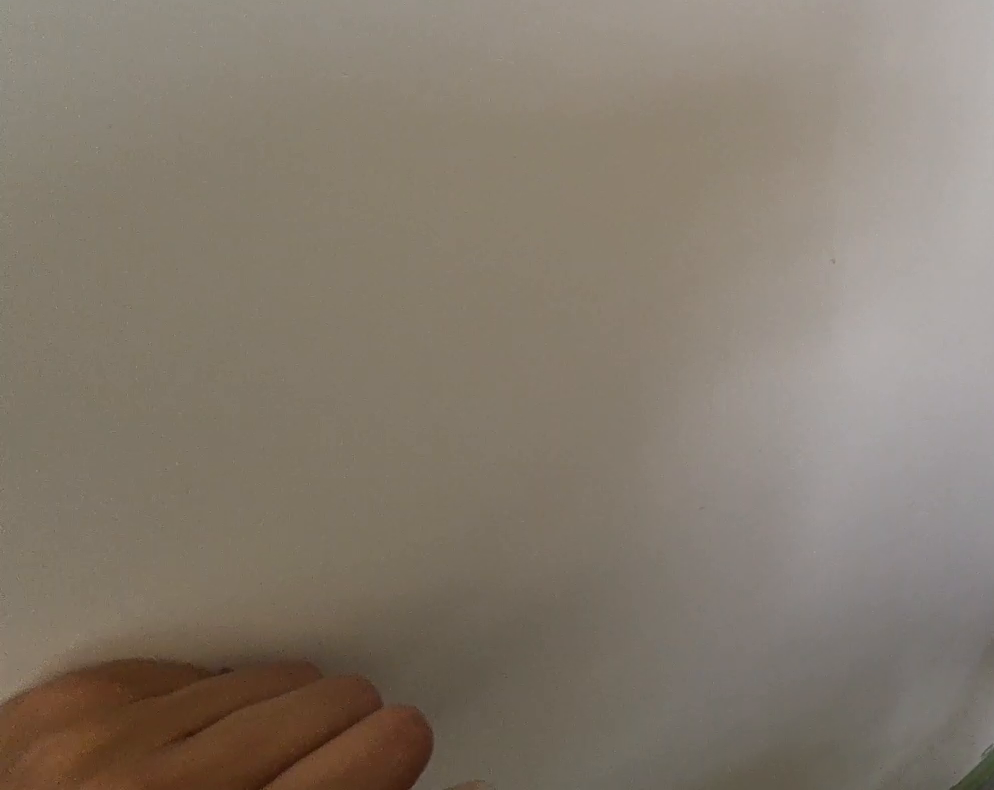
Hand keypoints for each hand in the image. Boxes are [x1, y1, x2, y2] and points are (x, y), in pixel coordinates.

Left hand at [0, 659, 433, 789]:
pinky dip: (192, 709)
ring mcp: (104, 750)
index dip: (383, 760)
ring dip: (258, 723)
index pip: (396, 738)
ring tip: (206, 782)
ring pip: (285, 675)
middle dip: (323, 740)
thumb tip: (476, 781)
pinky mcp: (69, 707)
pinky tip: (159, 761)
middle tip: (277, 786)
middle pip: (347, 696)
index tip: (367, 771)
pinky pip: (205, 664)